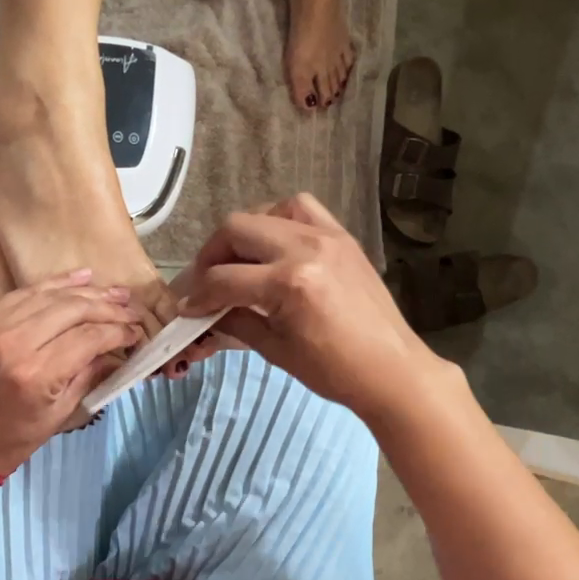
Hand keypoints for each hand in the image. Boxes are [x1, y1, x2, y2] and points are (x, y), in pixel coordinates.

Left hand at [0, 269, 142, 472]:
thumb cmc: (13, 436)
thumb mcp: (60, 414)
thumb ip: (90, 375)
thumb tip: (119, 349)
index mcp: (35, 374)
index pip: (89, 338)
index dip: (118, 332)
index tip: (137, 332)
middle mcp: (12, 343)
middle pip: (72, 310)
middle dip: (108, 308)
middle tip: (132, 308)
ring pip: (49, 295)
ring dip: (86, 292)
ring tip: (114, 292)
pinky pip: (24, 293)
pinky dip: (55, 284)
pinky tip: (82, 278)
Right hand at [178, 194, 443, 416]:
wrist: (391, 369)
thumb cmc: (333, 371)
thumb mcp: (275, 350)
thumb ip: (235, 322)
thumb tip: (203, 312)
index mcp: (288, 283)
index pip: (222, 279)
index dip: (197, 296)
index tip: (187, 309)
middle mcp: (306, 248)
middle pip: (236, 229)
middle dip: (211, 256)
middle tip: (206, 282)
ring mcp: (327, 236)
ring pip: (266, 210)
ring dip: (243, 233)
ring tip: (238, 260)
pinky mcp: (342, 236)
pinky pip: (301, 208)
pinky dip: (277, 220)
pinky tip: (273, 247)